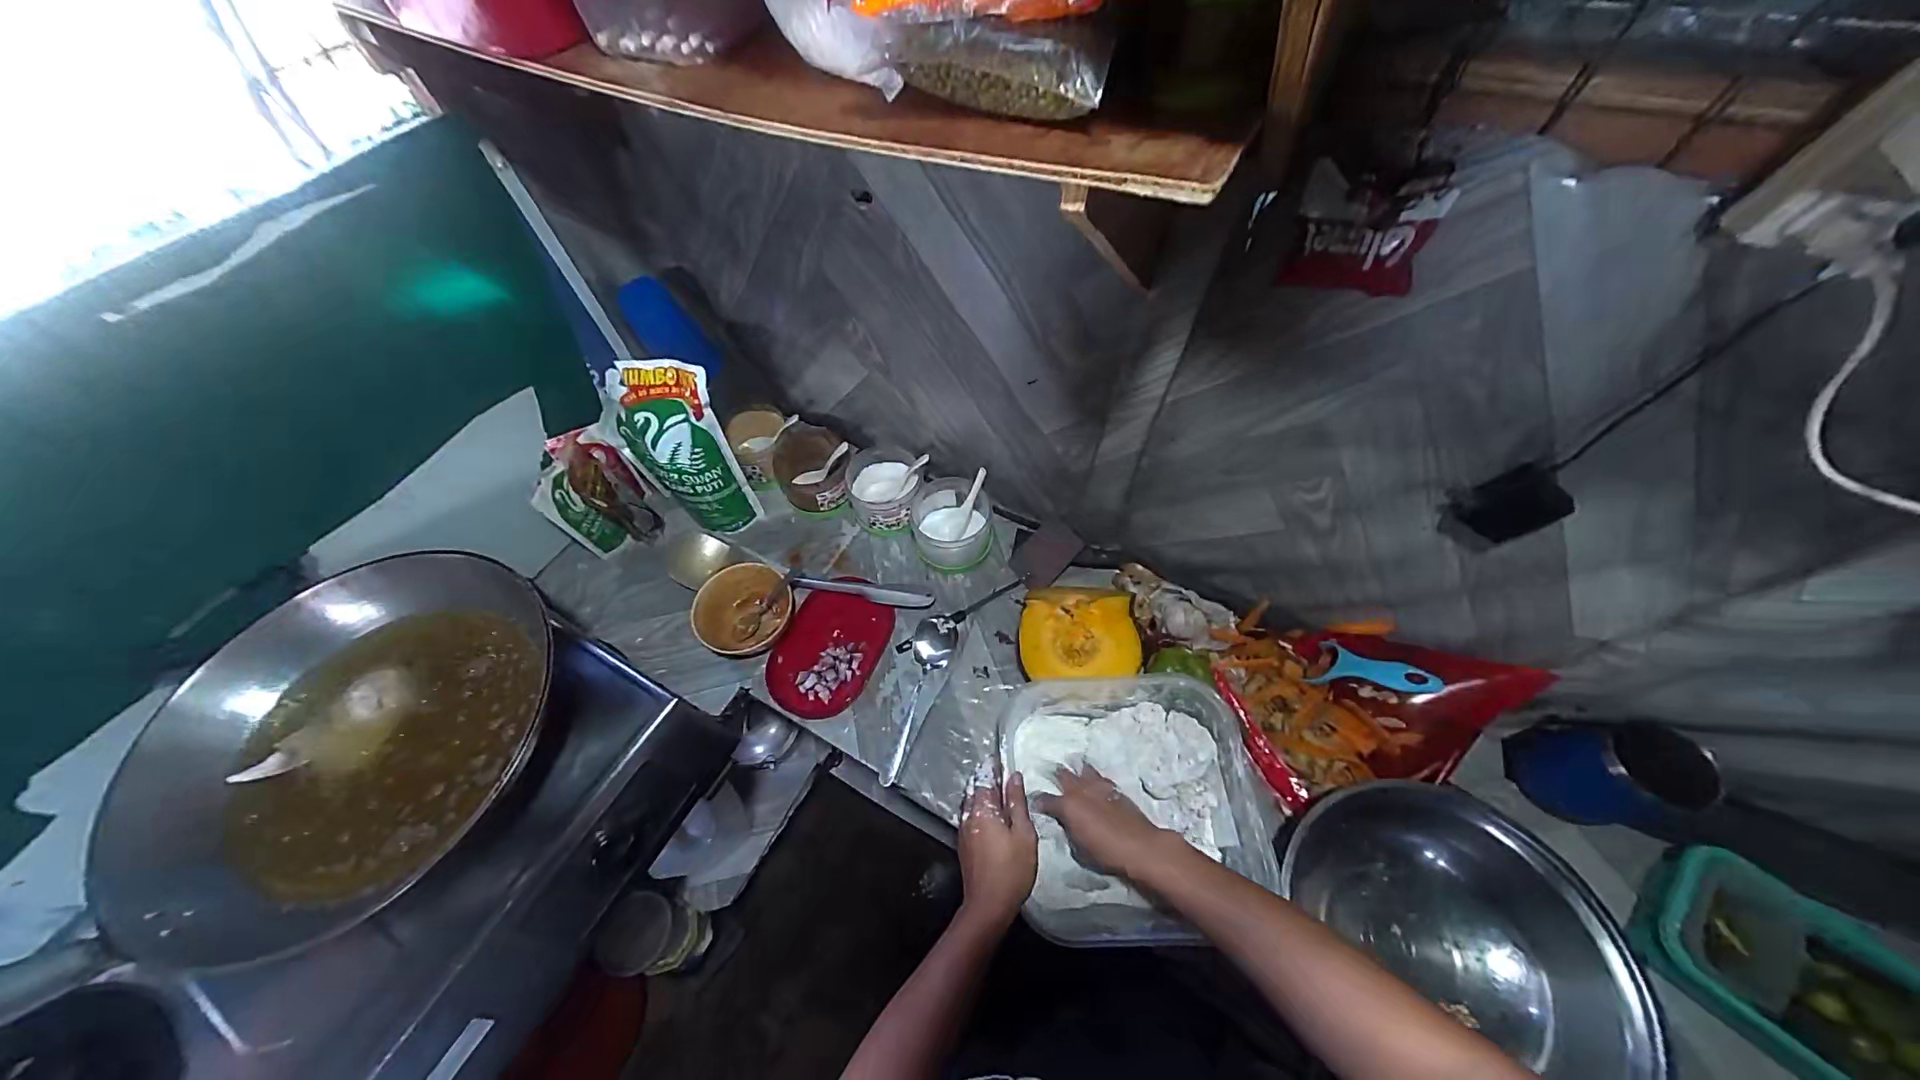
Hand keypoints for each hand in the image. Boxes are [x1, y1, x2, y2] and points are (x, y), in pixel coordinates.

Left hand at [957, 771, 1037, 927]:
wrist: (988, 904)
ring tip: (997, 790)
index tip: (999, 759)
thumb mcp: (1024, 833)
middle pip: (976, 790)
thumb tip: (1014, 777)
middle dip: (986, 779)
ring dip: (982, 794)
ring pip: (971, 803)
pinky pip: (970, 816)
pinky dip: (979, 809)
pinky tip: (990, 815)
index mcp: (984, 810)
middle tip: (999, 772)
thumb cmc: (1012, 869)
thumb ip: (1017, 803)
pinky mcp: (964, 844)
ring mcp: (964, 831)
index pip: (986, 779)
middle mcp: (969, 816)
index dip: (992, 768)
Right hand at [1033, 765, 1183, 881]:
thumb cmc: (1106, 852)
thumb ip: (1068, 830)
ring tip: (1075, 774)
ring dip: (1077, 772)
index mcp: (1067, 806)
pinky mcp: (1114, 788)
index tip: (1036, 803)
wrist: (1140, 846)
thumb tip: (1064, 823)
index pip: (1045, 799)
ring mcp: (1098, 786)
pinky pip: (1099, 777)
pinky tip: (1094, 783)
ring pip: (1082, 770)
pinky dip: (1094, 778)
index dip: (1039, 801)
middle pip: (1063, 775)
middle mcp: (1080, 790)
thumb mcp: (1079, 848)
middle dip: (1056, 777)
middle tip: (1053, 779)